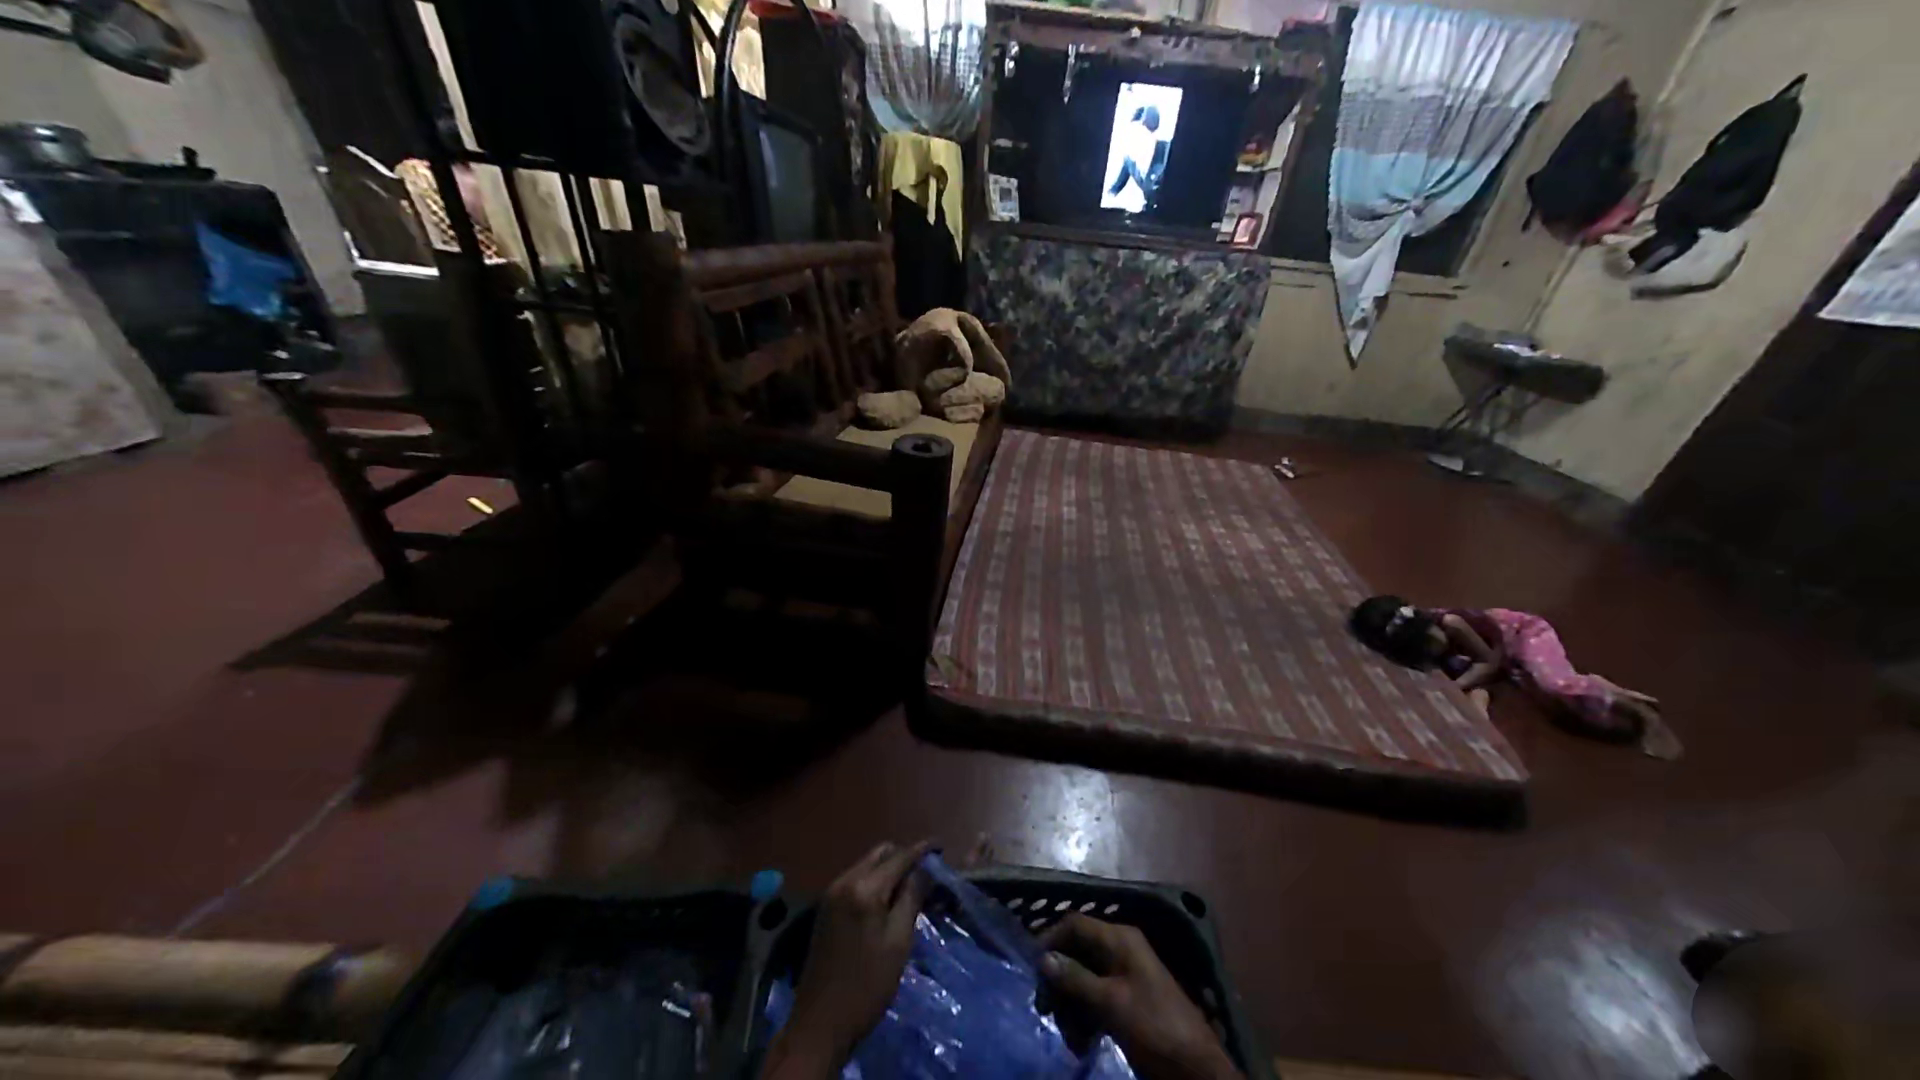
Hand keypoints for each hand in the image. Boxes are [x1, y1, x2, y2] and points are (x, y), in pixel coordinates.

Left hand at [762, 841, 931, 1079]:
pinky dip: (874, 881)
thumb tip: (925, 869)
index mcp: (864, 889)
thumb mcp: (898, 942)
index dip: (922, 850)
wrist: (820, 1023)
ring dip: (889, 869)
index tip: (942, 846)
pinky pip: (855, 880)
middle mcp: (845, 881)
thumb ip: (911, 898)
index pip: (899, 857)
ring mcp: (831, 893)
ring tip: (911, 888)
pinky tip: (886, 901)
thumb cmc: (867, 985)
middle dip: (904, 857)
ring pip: (867, 865)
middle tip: (927, 873)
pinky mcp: (825, 908)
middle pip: (880, 854)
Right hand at [1039, 916, 1242, 1079]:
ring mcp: (1124, 976)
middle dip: (1059, 981)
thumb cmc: (1154, 1028)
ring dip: (1070, 1006)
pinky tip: (1081, 1043)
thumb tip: (1043, 958)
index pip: (1075, 924)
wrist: (1197, 1071)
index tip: (1031, 969)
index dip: (1050, 940)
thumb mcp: (1111, 1003)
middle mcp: (1120, 950)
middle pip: (1076, 952)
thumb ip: (1075, 978)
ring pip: (1082, 979)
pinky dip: (1084, 1018)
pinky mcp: (1126, 1002)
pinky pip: (1094, 999)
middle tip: (1045, 1010)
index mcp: (1120, 939)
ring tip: (1070, 1038)